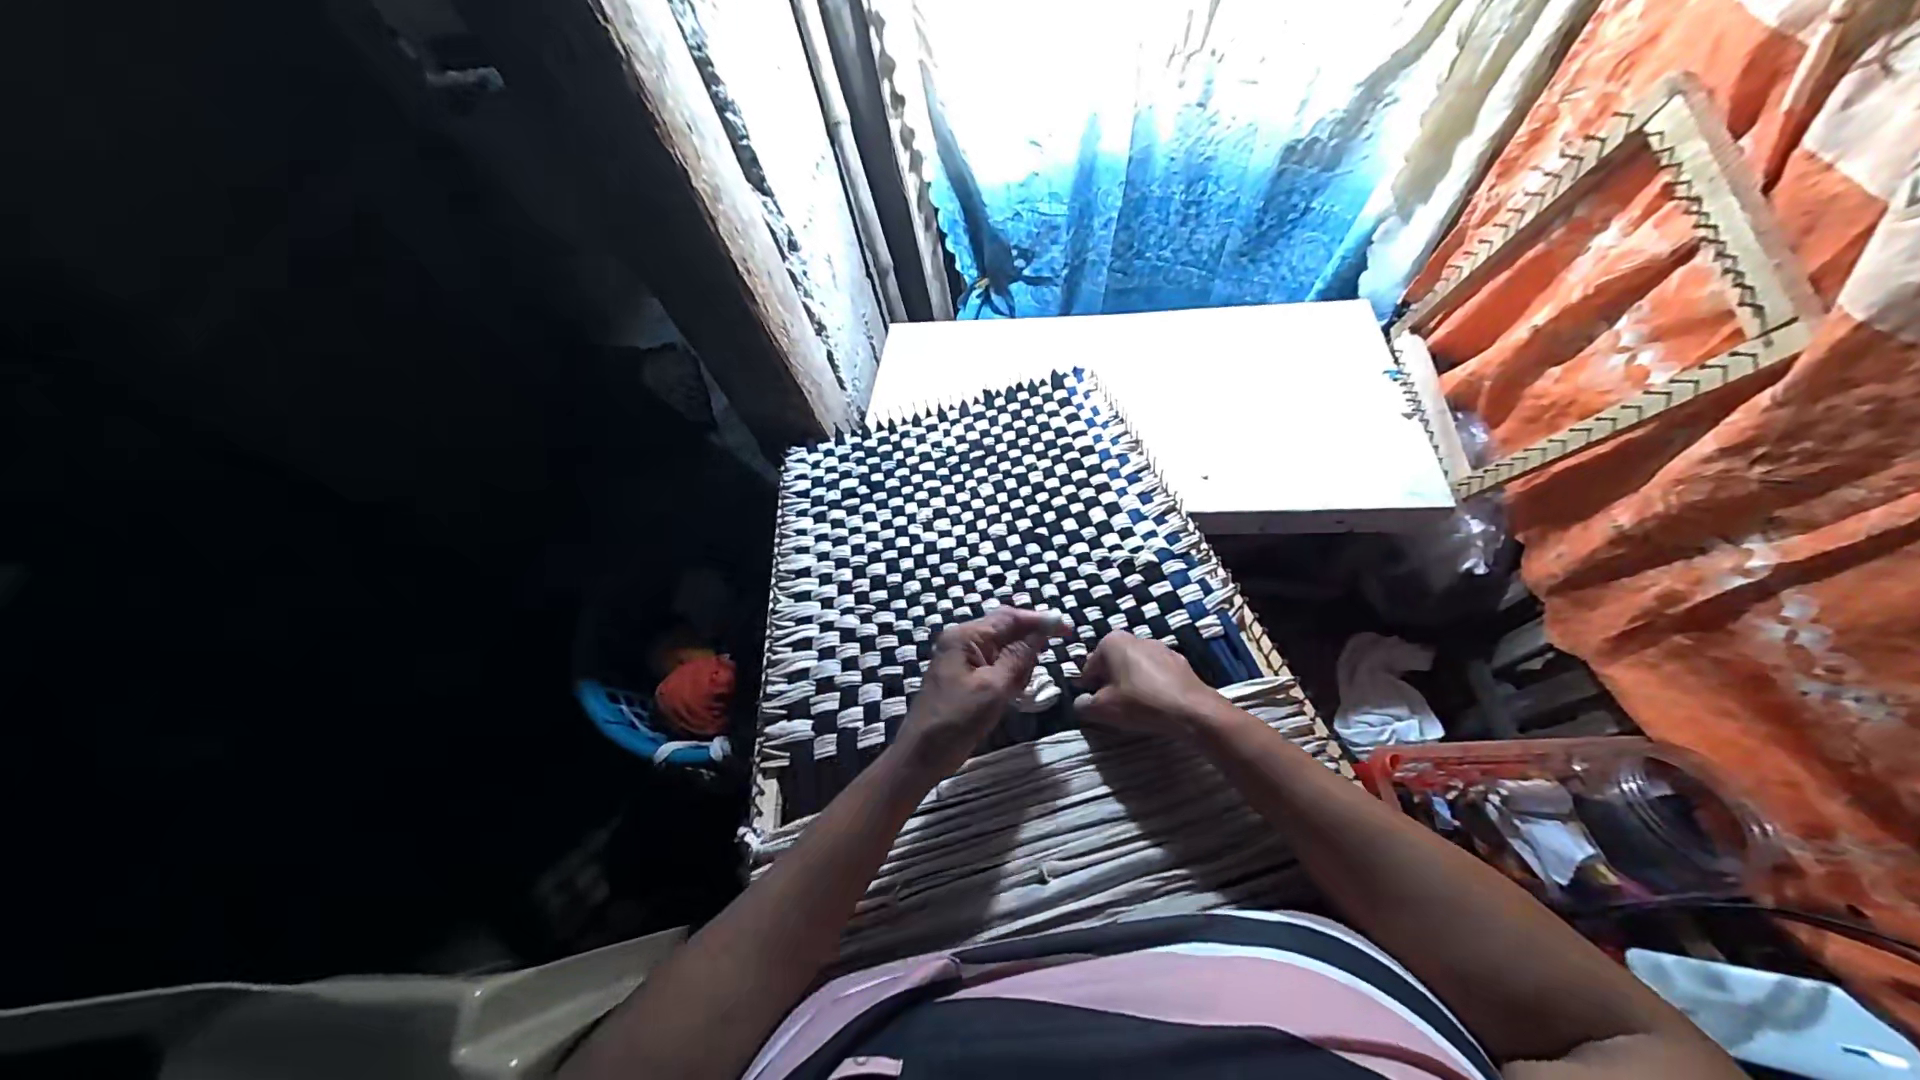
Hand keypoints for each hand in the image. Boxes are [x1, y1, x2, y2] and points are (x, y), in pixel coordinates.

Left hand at [895, 607, 1064, 778]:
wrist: (923, 753)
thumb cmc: (957, 719)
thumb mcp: (994, 687)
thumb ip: (1019, 657)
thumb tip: (1040, 632)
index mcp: (965, 636)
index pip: (1009, 617)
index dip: (1039, 621)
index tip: (1066, 629)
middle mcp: (962, 641)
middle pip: (1005, 630)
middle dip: (1028, 644)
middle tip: (1045, 663)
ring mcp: (962, 659)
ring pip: (1002, 650)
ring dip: (1019, 664)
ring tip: (1021, 687)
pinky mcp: (965, 678)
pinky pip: (994, 667)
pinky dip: (1008, 676)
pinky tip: (1013, 692)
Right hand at [1074, 631, 1221, 737]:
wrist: (1192, 710)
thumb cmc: (1140, 703)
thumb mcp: (1102, 709)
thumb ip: (1083, 705)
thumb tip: (1081, 703)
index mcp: (1112, 642)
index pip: (1090, 669)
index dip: (1090, 690)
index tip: (1099, 706)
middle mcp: (1135, 637)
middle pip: (1113, 665)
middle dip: (1112, 684)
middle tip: (1118, 707)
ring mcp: (1160, 647)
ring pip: (1135, 668)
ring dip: (1132, 684)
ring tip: (1139, 707)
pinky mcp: (1179, 661)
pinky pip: (1156, 673)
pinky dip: (1153, 685)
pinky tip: (1158, 704)